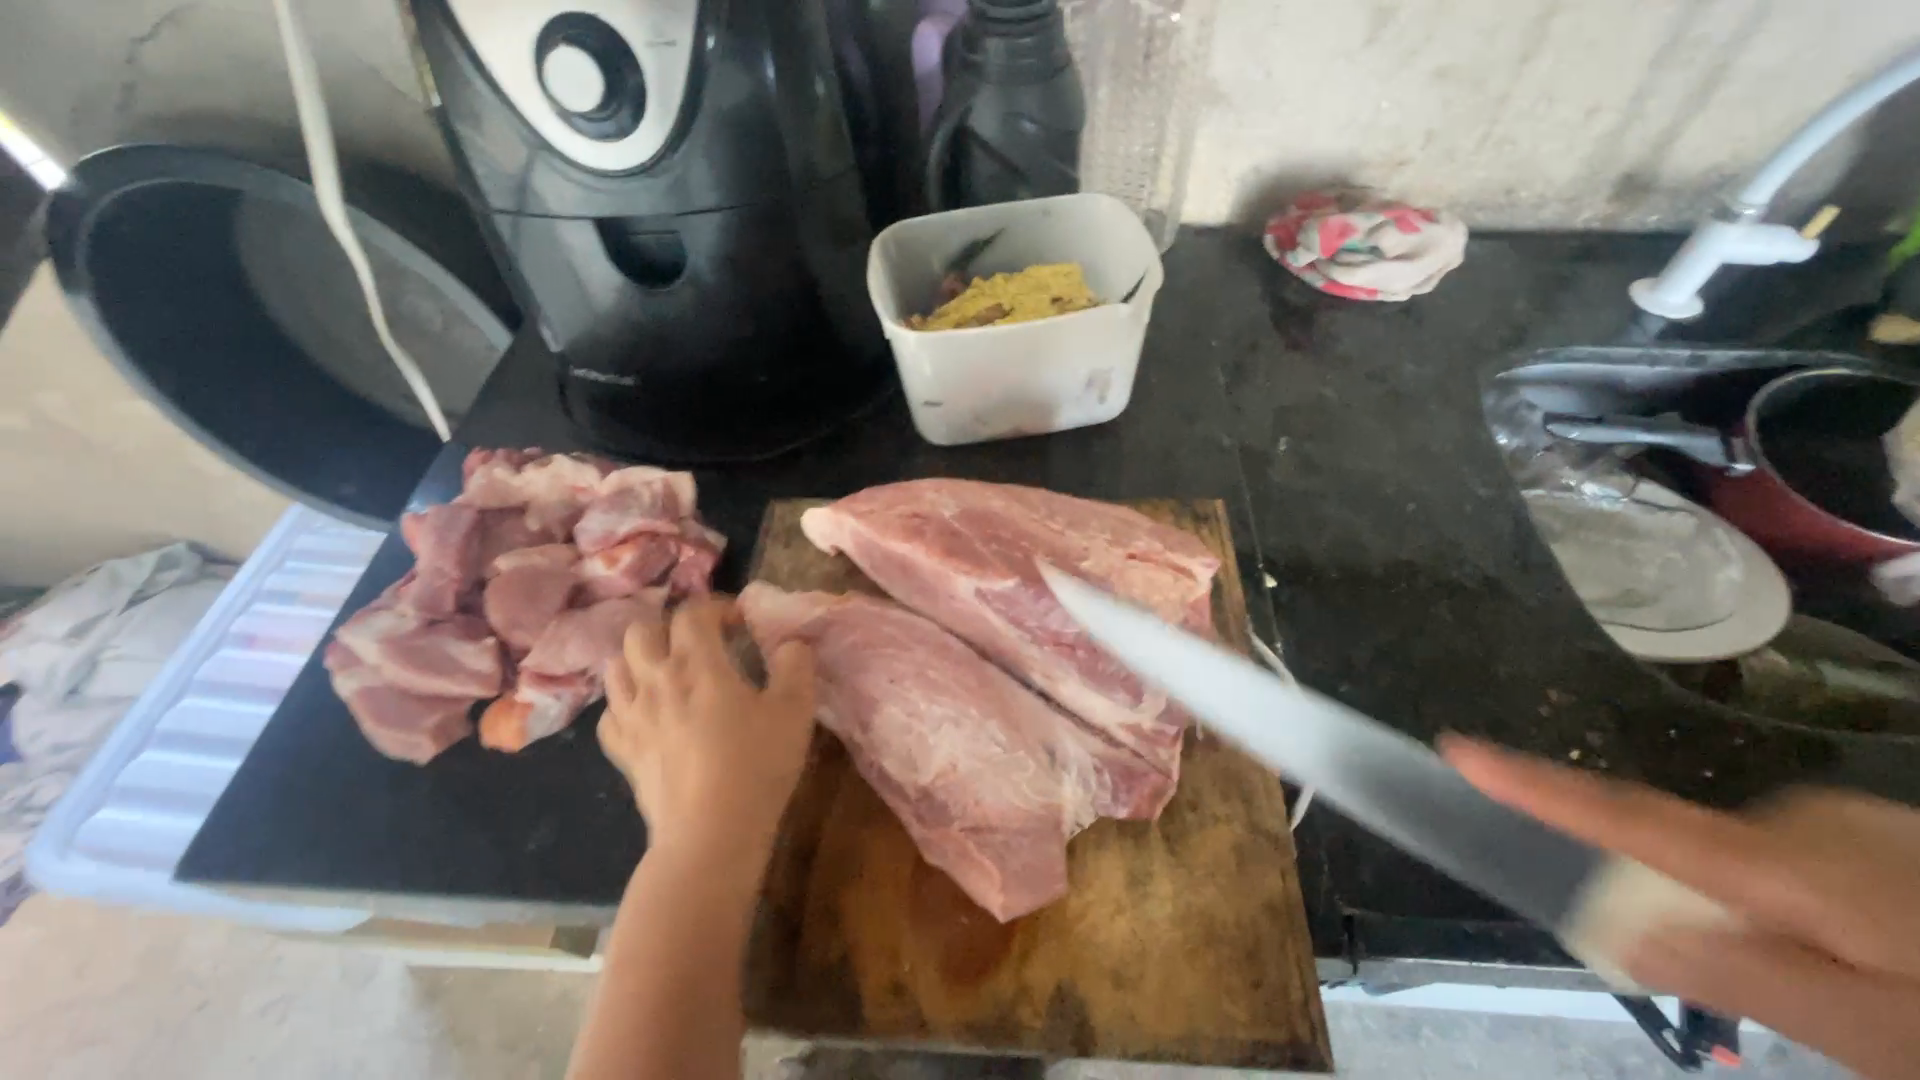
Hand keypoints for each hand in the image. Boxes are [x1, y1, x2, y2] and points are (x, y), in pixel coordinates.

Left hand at [602, 595, 815, 867]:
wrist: (711, 832)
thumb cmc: (757, 765)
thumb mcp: (795, 710)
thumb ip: (795, 666)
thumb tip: (791, 643)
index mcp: (697, 663)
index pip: (692, 612)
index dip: (716, 607)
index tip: (739, 623)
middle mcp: (655, 680)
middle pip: (641, 630)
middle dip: (669, 627)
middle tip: (698, 644)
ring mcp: (631, 716)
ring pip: (616, 666)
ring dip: (641, 660)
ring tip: (668, 674)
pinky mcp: (621, 750)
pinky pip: (610, 713)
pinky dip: (626, 704)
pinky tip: (648, 715)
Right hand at [1442, 735, 1919, 1079]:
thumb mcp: (1877, 1034)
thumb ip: (1744, 972)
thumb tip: (1623, 925)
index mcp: (1784, 868)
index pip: (1622, 816)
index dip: (1533, 786)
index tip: (1459, 748)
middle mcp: (1803, 823)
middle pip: (1686, 848)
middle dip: (1679, 901)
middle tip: (1760, 989)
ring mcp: (1850, 823)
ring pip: (1749, 865)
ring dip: (1756, 918)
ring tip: (1847, 996)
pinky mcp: (1883, 837)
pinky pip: (1798, 865)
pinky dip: (1799, 910)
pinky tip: (1878, 962)